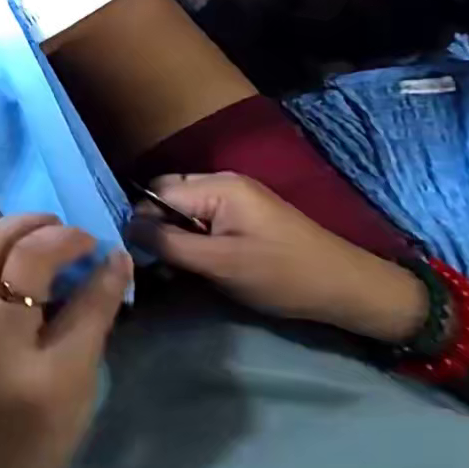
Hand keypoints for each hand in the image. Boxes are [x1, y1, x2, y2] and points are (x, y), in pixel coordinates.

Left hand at [0, 205, 130, 467]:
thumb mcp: (76, 399)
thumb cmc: (28, 452)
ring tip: (43, 220)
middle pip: (27, 259)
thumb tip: (114, 264)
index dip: (104, 266)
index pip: (83, 301)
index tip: (112, 252)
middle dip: (60, 234)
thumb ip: (94, 327)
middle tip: (78, 237)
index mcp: (40, 377)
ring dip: (18, 221)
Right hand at [129, 172, 425, 341]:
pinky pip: (202, 219)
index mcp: (217, 186)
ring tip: (168, 268)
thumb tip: (127, 228)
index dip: (141, 221)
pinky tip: (191, 264)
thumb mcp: (220, 263)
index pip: (157, 191)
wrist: (341, 285)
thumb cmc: (280, 274)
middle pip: (168, 196)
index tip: (135, 256)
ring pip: (183, 209)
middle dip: (155, 227)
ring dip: (172, 235)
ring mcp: (235, 198)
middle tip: (151, 265)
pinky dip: (191, 239)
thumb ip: (170, 243)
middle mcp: (223, 182)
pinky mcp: (243, 216)